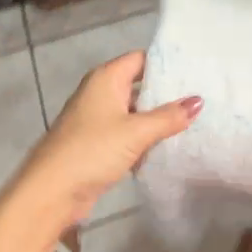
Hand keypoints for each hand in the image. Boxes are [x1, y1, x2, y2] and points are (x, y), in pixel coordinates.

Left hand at [19, 51, 201, 227]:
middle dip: (166, 92)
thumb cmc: (92, 151)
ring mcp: (97, 118)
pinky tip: (168, 144)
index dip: (166, 63)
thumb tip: (199, 101)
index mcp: (106, 78)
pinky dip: (144, 136)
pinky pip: (127, 131)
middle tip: (201, 95)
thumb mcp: (136, 132)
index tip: (195, 69)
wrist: (51, 193)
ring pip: (134, 110)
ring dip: (156, 117)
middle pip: (139, 84)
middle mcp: (100, 91)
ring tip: (192, 119)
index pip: (141, 58)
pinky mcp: (96, 142)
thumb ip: (169, 117)